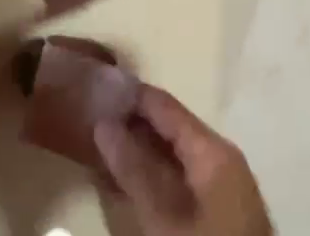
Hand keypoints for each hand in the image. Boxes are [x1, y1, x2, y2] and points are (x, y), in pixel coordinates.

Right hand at [95, 87, 271, 235]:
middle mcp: (221, 158)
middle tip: (85, 120)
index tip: (88, 90)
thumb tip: (102, 123)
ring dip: (137, 151)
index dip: (125, 94)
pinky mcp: (220, 210)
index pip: (162, 104)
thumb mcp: (163, 220)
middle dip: (128, 123)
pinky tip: (122, 181)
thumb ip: (132, 169)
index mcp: (213, 151)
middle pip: (168, 126)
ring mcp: (223, 185)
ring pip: (172, 153)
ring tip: (95, 148)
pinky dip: (152, 174)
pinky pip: (180, 176)